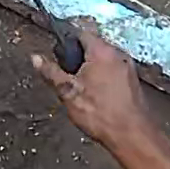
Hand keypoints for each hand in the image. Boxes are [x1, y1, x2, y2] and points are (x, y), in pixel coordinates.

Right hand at [30, 31, 162, 154]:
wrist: (132, 135)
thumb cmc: (100, 112)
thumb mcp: (68, 92)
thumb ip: (51, 72)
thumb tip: (35, 58)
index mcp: (101, 51)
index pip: (80, 33)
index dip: (67, 43)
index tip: (60, 56)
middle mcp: (118, 54)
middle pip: (93, 46)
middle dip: (79, 58)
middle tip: (69, 77)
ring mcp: (128, 67)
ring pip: (104, 60)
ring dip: (92, 69)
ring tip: (83, 89)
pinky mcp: (133, 81)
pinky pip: (114, 71)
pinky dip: (104, 78)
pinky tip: (98, 96)